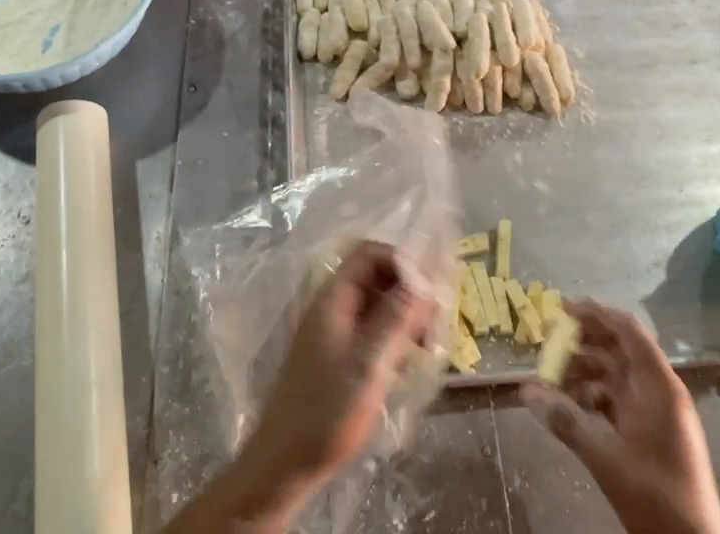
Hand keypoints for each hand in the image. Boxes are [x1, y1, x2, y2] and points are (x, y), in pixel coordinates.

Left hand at [243, 240, 436, 481]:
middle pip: (377, 277)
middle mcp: (333, 308)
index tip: (431, 292)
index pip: (370, 254)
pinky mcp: (340, 357)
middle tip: (435, 324)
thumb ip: (396, 319)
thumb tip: (425, 279)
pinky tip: (409, 364)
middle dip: (410, 292)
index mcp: (333, 300)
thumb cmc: (326, 413)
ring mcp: (335, 332)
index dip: (403, 262)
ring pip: (378, 305)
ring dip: (406, 317)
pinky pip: (374, 331)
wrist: (284, 464)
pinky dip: (395, 338)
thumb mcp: (368, 364)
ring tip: (427, 347)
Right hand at [520, 301, 719, 533]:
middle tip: (547, 338)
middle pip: (619, 349)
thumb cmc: (656, 495)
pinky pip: (617, 399)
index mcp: (659, 386)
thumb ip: (565, 420)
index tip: (562, 307)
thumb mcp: (605, 457)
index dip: (596, 313)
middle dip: (584, 340)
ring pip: (615, 375)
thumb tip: (526, 390)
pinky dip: (592, 395)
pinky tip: (567, 403)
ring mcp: (655, 412)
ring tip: (549, 374)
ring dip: (584, 370)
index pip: (628, 331)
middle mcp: (659, 390)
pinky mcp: (649, 432)